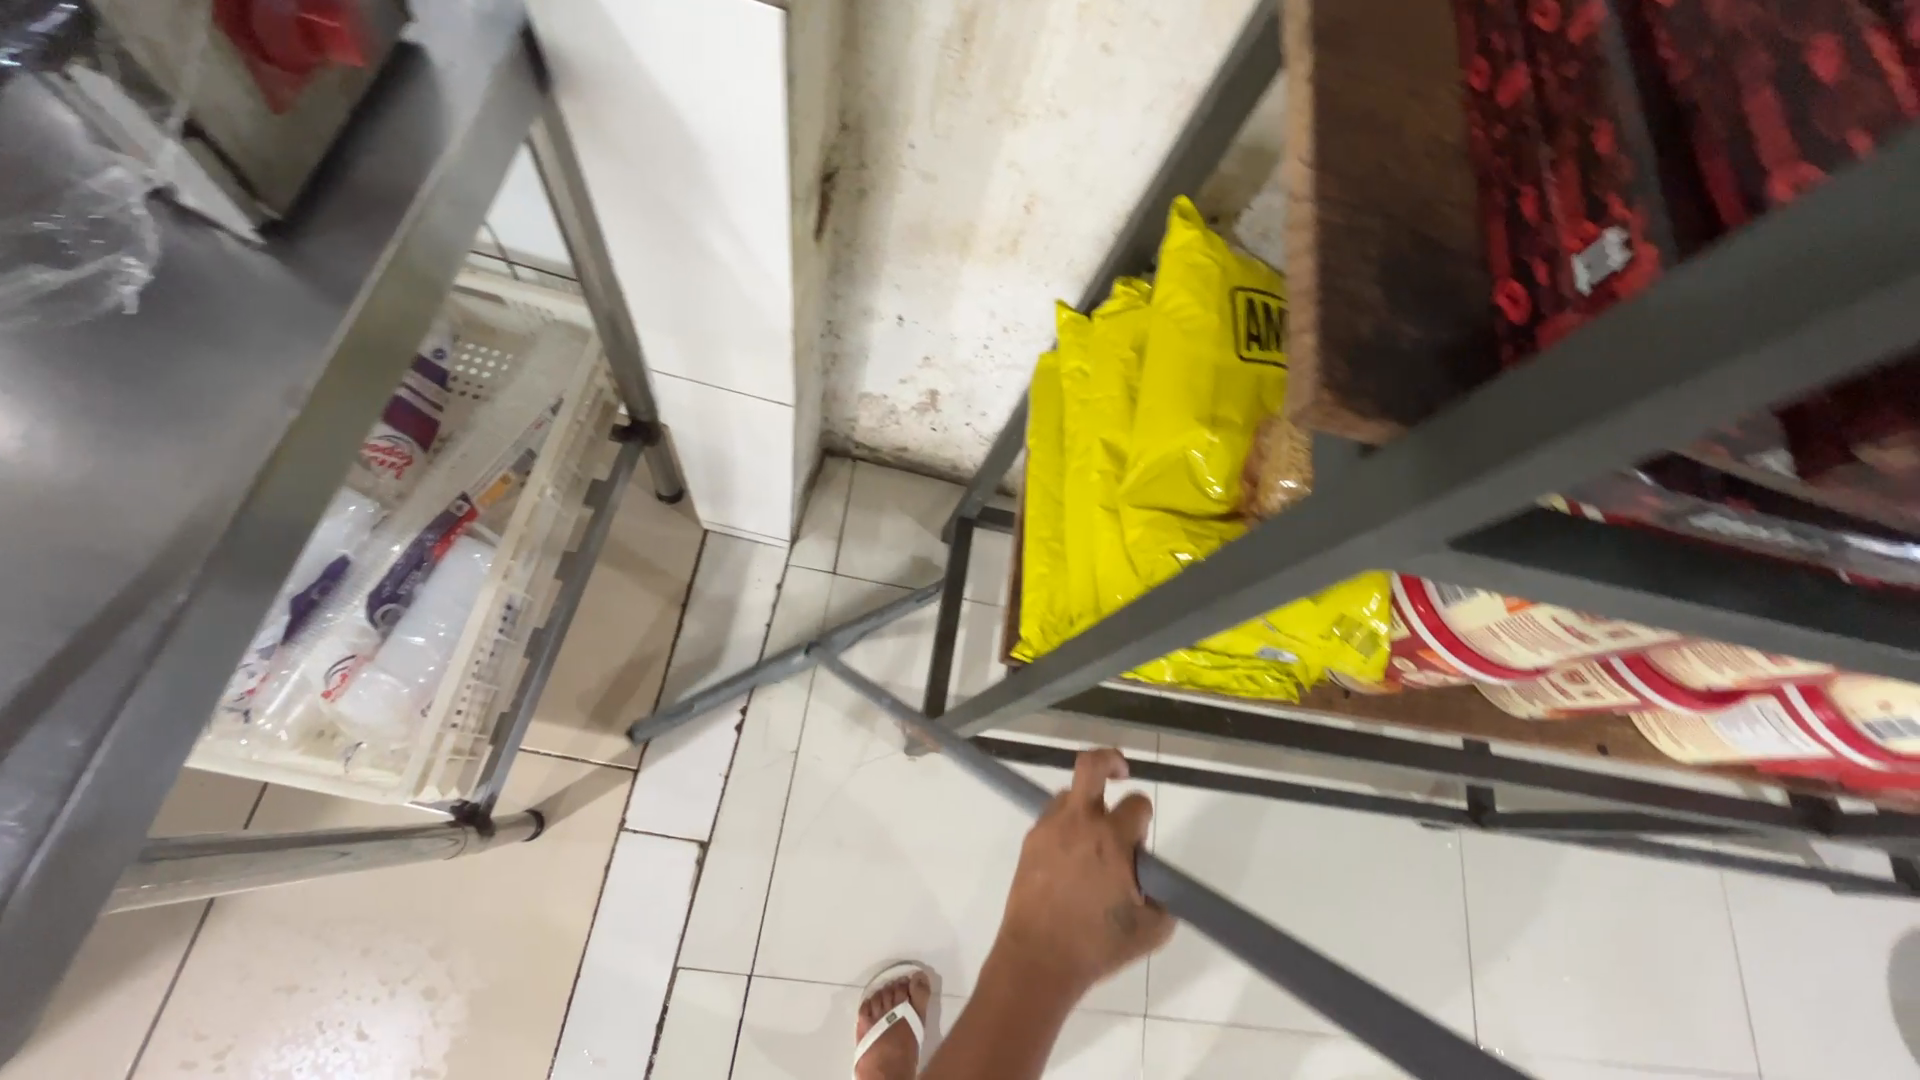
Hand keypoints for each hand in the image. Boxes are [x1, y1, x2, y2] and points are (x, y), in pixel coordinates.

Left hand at [994, 748, 1175, 995]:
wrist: (1039, 958)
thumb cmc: (1097, 945)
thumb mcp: (1152, 929)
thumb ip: (1162, 898)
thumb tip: (1154, 884)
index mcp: (1112, 840)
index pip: (1137, 803)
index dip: (1143, 818)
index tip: (1139, 843)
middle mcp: (1079, 823)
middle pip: (1091, 765)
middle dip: (1110, 759)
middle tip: (1122, 772)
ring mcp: (1049, 828)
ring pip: (1069, 794)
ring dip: (1085, 805)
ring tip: (1092, 838)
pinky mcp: (1030, 841)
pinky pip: (1052, 818)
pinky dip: (1065, 827)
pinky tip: (1071, 858)